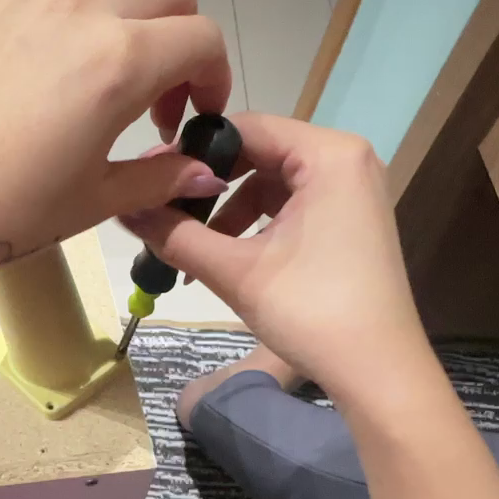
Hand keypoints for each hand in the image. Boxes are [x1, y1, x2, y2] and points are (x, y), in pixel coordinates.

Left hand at [0, 0, 232, 280]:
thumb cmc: (6, 212)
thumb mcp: (96, 201)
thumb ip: (161, 178)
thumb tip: (209, 173)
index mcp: (120, 64)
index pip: (202, 40)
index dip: (214, 80)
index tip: (195, 116)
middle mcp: (85, 10)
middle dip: (183, 41)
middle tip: (157, 97)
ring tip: (116, 44)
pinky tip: (63, 26)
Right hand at [119, 113, 426, 392]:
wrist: (377, 371)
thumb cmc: (311, 311)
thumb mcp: (236, 271)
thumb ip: (176, 235)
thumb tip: (121, 210)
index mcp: (329, 154)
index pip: (246, 127)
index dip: (194, 152)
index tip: (152, 180)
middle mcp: (347, 159)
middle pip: (260, 154)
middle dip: (211, 188)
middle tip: (167, 216)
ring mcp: (353, 192)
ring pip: (274, 184)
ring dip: (230, 213)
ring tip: (195, 250)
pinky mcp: (351, 222)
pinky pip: (293, 206)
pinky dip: (258, 227)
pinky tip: (231, 260)